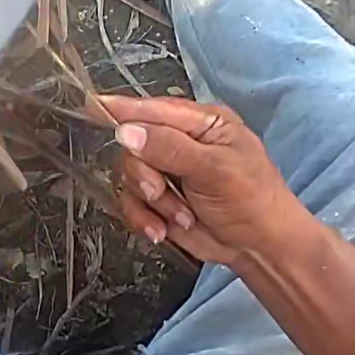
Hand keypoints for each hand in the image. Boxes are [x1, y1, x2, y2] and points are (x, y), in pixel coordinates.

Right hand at [99, 94, 305, 266]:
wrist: (258, 248)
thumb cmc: (250, 199)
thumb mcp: (215, 169)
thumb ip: (169, 148)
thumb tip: (125, 132)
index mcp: (200, 123)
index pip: (154, 110)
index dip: (124, 109)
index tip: (95, 106)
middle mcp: (178, 142)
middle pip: (133, 146)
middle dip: (145, 175)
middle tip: (160, 192)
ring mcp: (165, 172)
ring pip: (129, 177)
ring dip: (151, 202)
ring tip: (181, 217)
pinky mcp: (157, 201)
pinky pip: (130, 203)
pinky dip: (143, 219)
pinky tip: (161, 231)